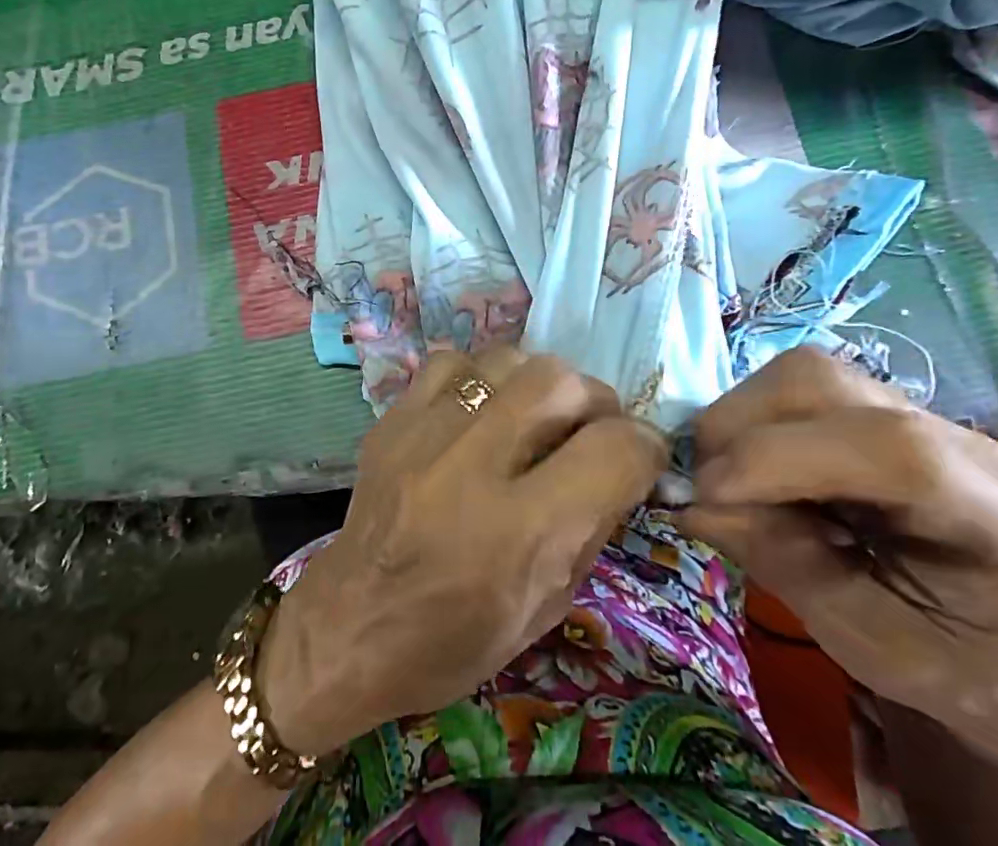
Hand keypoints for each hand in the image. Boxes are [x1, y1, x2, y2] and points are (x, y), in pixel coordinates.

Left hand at [260, 348, 667, 756]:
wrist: (353, 625)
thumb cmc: (455, 638)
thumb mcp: (547, 605)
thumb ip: (590, 526)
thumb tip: (620, 466)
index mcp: (522, 530)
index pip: (616, 448)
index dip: (644, 450)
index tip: (636, 462)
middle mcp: (472, 467)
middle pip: (560, 382)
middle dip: (594, 403)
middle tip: (586, 433)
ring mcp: (423, 436)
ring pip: (505, 359)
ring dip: (537, 384)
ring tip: (531, 418)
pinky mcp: (390, 422)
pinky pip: (449, 364)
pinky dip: (478, 379)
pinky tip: (477, 412)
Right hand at [677, 348, 997, 743]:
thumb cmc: (948, 669)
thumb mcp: (867, 644)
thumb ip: (785, 565)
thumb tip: (691, 503)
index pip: (894, 452)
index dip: (781, 459)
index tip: (706, 496)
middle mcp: (975, 452)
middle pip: (829, 386)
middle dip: (739, 429)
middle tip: (705, 492)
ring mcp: (929, 421)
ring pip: (803, 375)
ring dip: (738, 422)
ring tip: (728, 483)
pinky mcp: (887, 414)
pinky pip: (797, 392)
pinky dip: (750, 424)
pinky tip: (756, 475)